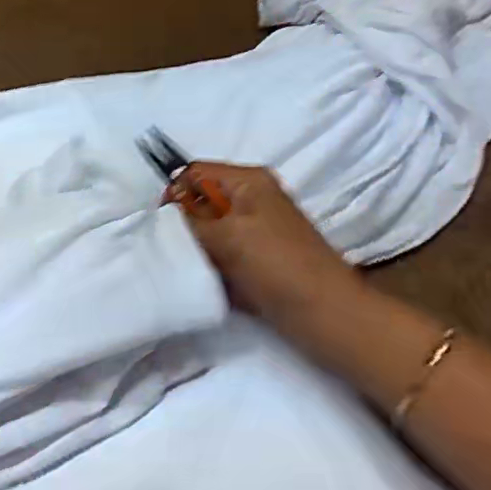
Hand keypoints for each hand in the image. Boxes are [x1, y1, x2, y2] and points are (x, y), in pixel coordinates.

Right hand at [166, 162, 365, 327]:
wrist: (329, 317)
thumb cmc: (280, 266)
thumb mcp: (230, 235)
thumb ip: (192, 221)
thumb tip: (165, 215)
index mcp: (248, 180)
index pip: (196, 172)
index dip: (175, 193)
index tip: (161, 227)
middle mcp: (251, 200)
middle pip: (201, 203)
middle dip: (184, 226)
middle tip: (173, 252)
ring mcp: (256, 233)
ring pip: (209, 234)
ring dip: (197, 252)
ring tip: (188, 270)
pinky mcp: (258, 263)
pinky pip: (222, 258)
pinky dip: (212, 271)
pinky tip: (207, 287)